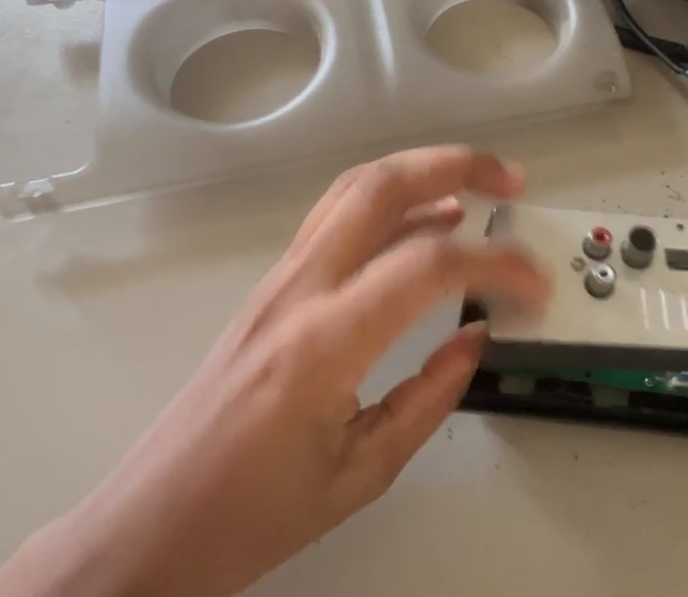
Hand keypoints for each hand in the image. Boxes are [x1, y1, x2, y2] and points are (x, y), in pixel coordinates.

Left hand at [0, 146, 548, 596]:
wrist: (151, 522)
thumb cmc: (252, 514)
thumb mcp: (363, 472)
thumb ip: (431, 397)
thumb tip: (476, 337)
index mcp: (323, 344)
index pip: (428, 267)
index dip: (497, 264)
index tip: (536, 285)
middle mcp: (298, 291)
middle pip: (380, 187)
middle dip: (455, 165)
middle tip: (511, 179)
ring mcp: (279, 281)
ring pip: (353, 189)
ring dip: (421, 171)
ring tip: (478, 186)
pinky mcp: (273, 286)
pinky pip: (338, 219)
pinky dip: (392, 203)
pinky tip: (428, 222)